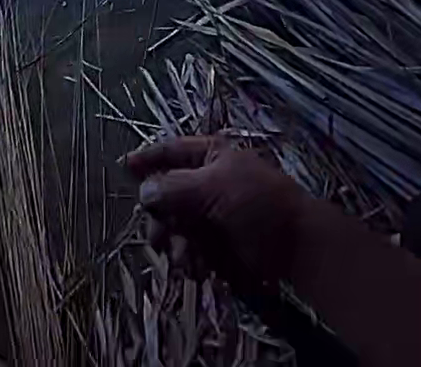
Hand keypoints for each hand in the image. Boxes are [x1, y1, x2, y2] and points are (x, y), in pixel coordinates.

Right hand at [123, 135, 311, 284]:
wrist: (295, 245)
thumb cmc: (258, 202)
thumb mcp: (215, 187)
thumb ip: (175, 187)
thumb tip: (144, 190)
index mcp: (209, 156)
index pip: (171, 151)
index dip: (148, 158)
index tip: (125, 167)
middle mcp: (205, 181)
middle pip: (165, 194)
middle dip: (159, 217)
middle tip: (158, 237)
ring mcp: (209, 213)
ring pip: (173, 226)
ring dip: (174, 244)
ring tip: (185, 258)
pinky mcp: (214, 243)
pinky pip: (188, 248)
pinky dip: (189, 260)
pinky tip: (199, 269)